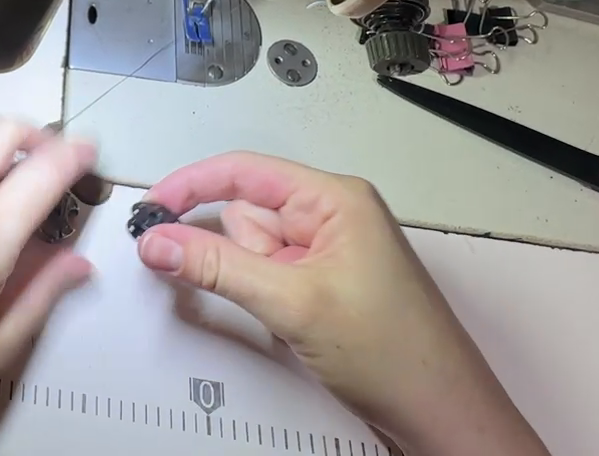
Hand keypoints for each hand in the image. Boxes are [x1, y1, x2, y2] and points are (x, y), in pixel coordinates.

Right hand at [134, 152, 546, 455]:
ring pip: (253, 248)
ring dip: (256, 281)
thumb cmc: (389, 354)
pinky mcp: (325, 280)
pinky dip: (268, 296)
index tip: (150, 208)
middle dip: (242, 255)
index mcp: (333, 196)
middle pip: (246, 212)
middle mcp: (330, 213)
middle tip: (269, 293)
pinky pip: (270, 273)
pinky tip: (299, 326)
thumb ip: (215, 266)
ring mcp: (329, 248)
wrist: (448, 427)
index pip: (243, 170)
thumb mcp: (291, 303)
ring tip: (294, 316)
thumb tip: (153, 242)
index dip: (191, 184)